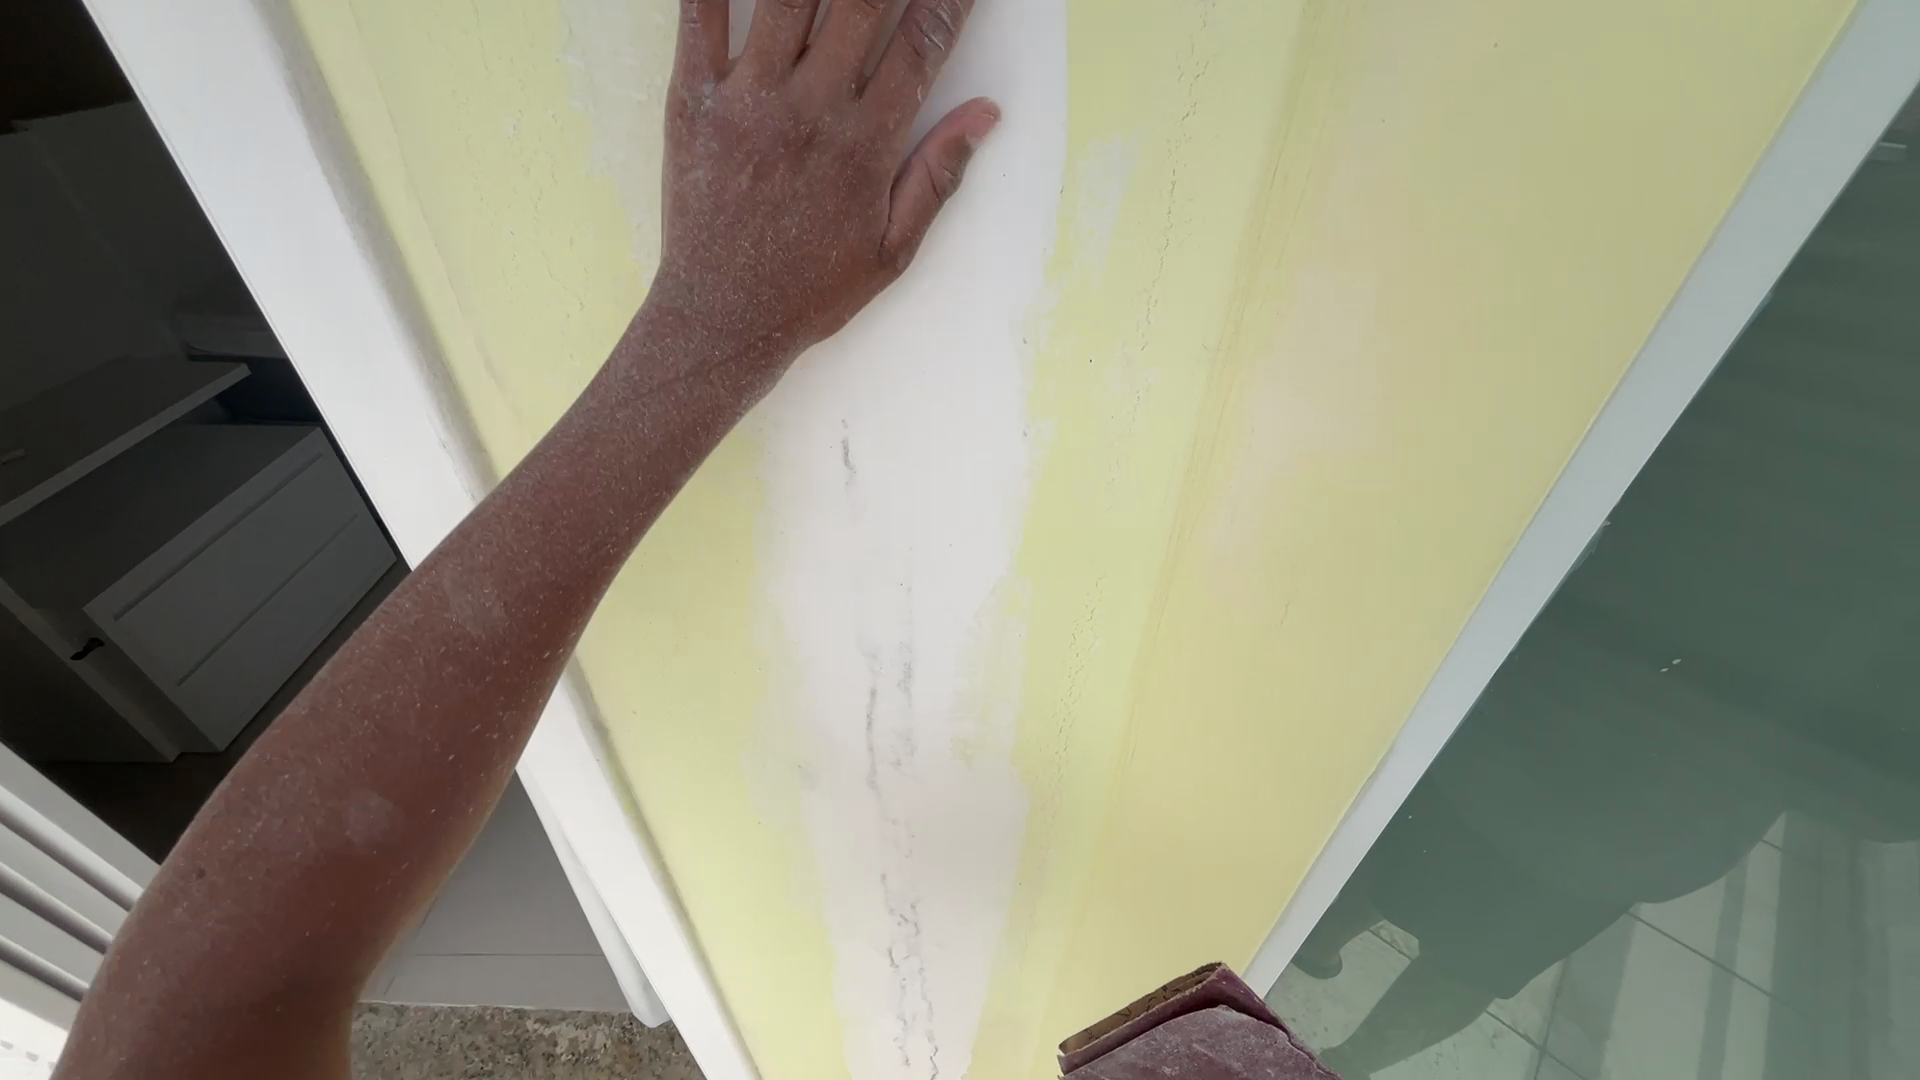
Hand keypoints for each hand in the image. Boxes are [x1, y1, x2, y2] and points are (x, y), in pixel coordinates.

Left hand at [651, 0, 997, 366]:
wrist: (726, 316)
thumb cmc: (813, 290)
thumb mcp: (892, 252)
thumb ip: (936, 177)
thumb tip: (985, 113)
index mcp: (865, 147)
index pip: (921, 46)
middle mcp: (811, 109)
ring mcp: (749, 97)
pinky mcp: (695, 96)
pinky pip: (699, 9)